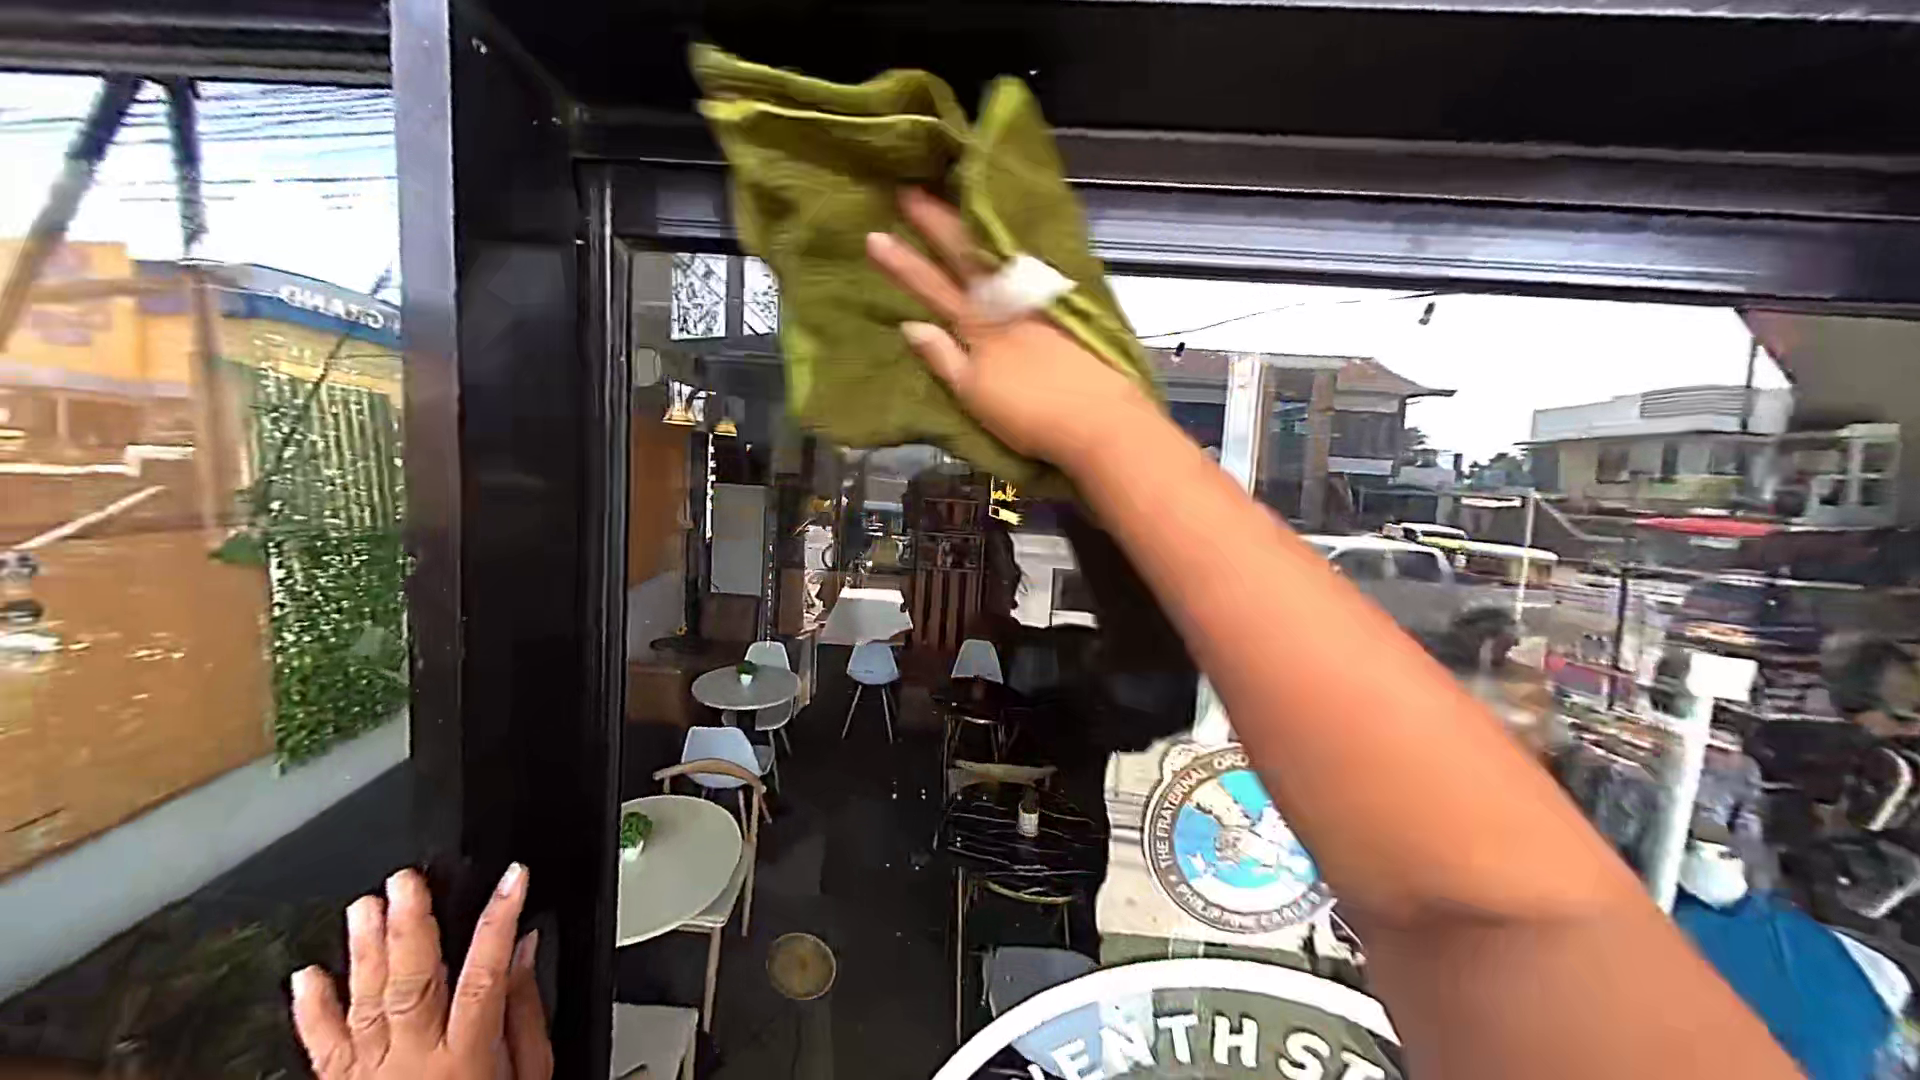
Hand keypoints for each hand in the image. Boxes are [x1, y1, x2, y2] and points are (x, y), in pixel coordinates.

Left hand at [290, 865, 552, 1079]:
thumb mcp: (531, 1075)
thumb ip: (524, 1011)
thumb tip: (523, 950)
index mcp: (466, 1059)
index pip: (485, 974)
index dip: (500, 920)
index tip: (512, 878)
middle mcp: (410, 1066)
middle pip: (410, 986)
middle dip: (408, 928)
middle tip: (405, 884)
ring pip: (362, 1007)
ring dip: (362, 953)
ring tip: (364, 908)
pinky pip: (319, 1051)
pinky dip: (310, 1012)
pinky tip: (307, 976)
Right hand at [865, 189, 1156, 471]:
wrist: (1098, 418)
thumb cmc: (1028, 413)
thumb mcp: (973, 393)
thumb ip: (941, 356)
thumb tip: (909, 324)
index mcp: (978, 323)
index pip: (931, 285)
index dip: (902, 263)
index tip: (874, 235)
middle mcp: (1006, 300)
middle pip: (966, 254)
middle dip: (936, 222)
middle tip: (912, 191)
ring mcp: (1038, 300)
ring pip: (1000, 253)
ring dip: (976, 226)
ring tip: (960, 203)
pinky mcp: (1065, 308)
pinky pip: (1029, 266)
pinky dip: (1011, 248)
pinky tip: (1008, 241)